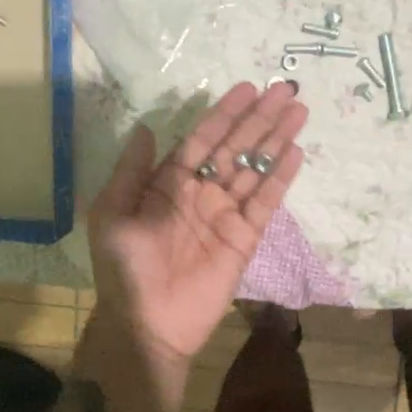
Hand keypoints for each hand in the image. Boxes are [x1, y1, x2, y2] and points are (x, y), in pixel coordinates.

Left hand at [88, 82, 307, 374]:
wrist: (146, 323)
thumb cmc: (123, 268)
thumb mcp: (112, 213)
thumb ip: (132, 171)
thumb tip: (147, 127)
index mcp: (169, 183)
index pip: (202, 139)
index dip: (224, 114)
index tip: (247, 88)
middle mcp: (201, 193)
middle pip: (235, 147)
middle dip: (259, 118)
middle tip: (285, 89)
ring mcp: (225, 215)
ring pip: (254, 169)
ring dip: (275, 140)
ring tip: (298, 110)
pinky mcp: (244, 239)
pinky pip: (265, 203)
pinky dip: (279, 179)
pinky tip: (295, 151)